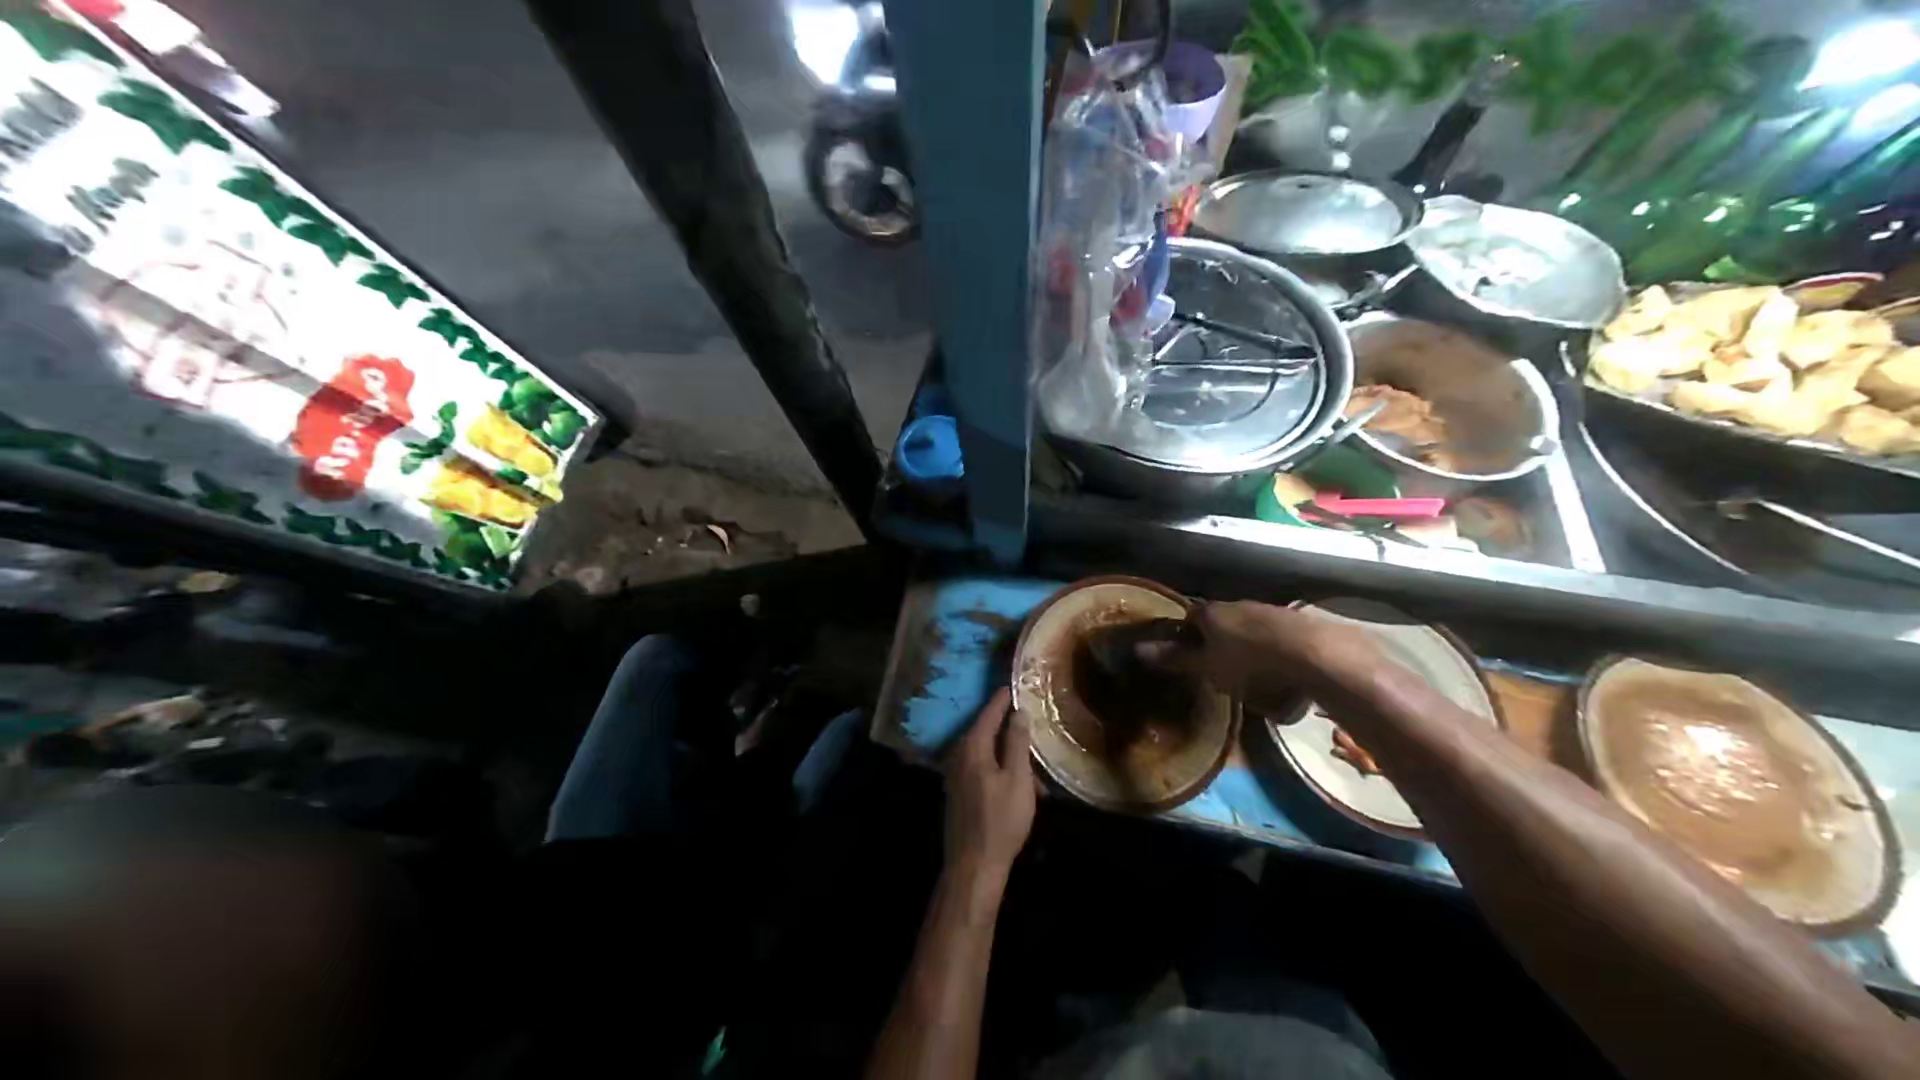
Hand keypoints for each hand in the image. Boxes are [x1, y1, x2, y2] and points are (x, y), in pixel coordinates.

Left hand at [943, 688, 1035, 879]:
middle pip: (986, 733)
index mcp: (972, 748)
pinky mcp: (959, 793)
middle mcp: (958, 756)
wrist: (974, 866)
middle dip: (1009, 730)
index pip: (988, 713)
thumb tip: (1018, 712)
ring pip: (987, 755)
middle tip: (1029, 722)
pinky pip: (982, 771)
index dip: (1002, 700)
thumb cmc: (1000, 820)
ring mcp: (956, 776)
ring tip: (1036, 773)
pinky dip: (1002, 772)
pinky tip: (1020, 789)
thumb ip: (1017, 743)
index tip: (1013, 685)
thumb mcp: (1017, 779)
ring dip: (1010, 758)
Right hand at [1140, 600, 1385, 712]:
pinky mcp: (1294, 623)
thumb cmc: (1247, 659)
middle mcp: (1236, 605)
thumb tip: (1137, 649)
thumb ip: (1175, 659)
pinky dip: (1270, 653)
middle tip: (1216, 671)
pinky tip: (1277, 674)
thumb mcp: (1206, 666)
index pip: (1188, 619)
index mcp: (1210, 612)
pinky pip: (1272, 639)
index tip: (1183, 657)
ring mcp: (1267, 612)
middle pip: (1219, 624)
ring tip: (1248, 677)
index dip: (1183, 637)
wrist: (1310, 652)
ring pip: (1247, 630)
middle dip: (1216, 644)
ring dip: (1244, 648)